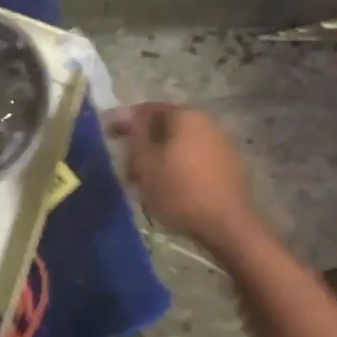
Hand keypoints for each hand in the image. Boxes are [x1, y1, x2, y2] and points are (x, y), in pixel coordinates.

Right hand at [107, 103, 257, 250]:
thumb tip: (125, 114)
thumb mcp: (145, 163)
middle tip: (124, 167)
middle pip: (164, 128)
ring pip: (178, 146)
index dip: (124, 122)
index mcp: (185, 115)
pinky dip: (175, 169)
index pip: (147, 109)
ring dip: (157, 160)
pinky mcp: (227, 167)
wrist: (228, 226)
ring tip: (142, 184)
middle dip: (142, 145)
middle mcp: (206, 122)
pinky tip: (166, 190)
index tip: (108, 136)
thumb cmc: (180, 190)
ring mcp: (220, 144)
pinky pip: (193, 160)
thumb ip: (134, 134)